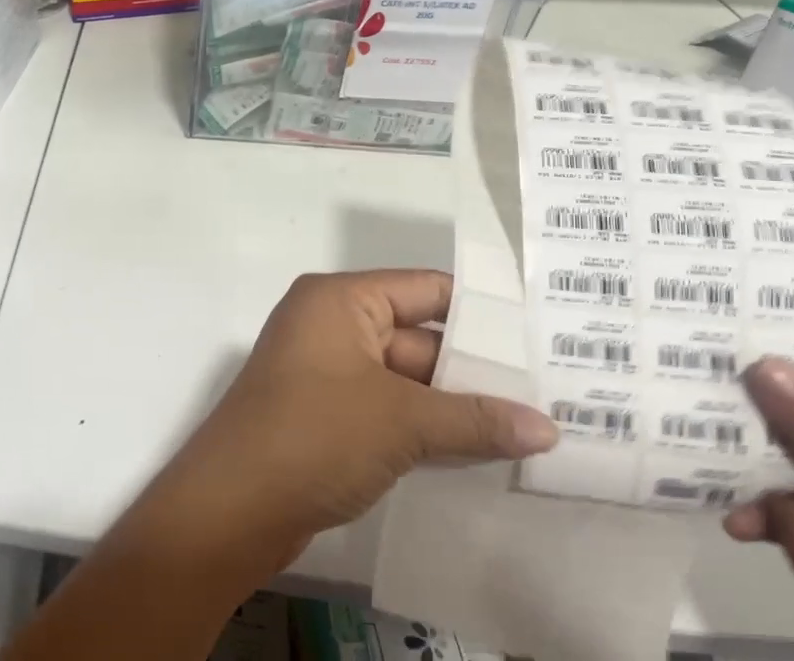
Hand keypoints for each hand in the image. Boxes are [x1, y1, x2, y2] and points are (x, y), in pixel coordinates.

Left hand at [143, 271, 559, 568]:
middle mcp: (329, 327)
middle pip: (420, 337)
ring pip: (407, 381)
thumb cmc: (313, 435)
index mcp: (338, 301)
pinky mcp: (325, 418)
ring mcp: (325, 375)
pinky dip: (429, 431)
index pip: (425, 289)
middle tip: (560, 398)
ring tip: (538, 434)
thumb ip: (475, 419)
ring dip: (459, 408)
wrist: (233, 504)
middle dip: (481, 371)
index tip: (550, 340)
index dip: (485, 314)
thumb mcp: (401, 421)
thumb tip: (547, 427)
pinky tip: (485, 458)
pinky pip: (388, 413)